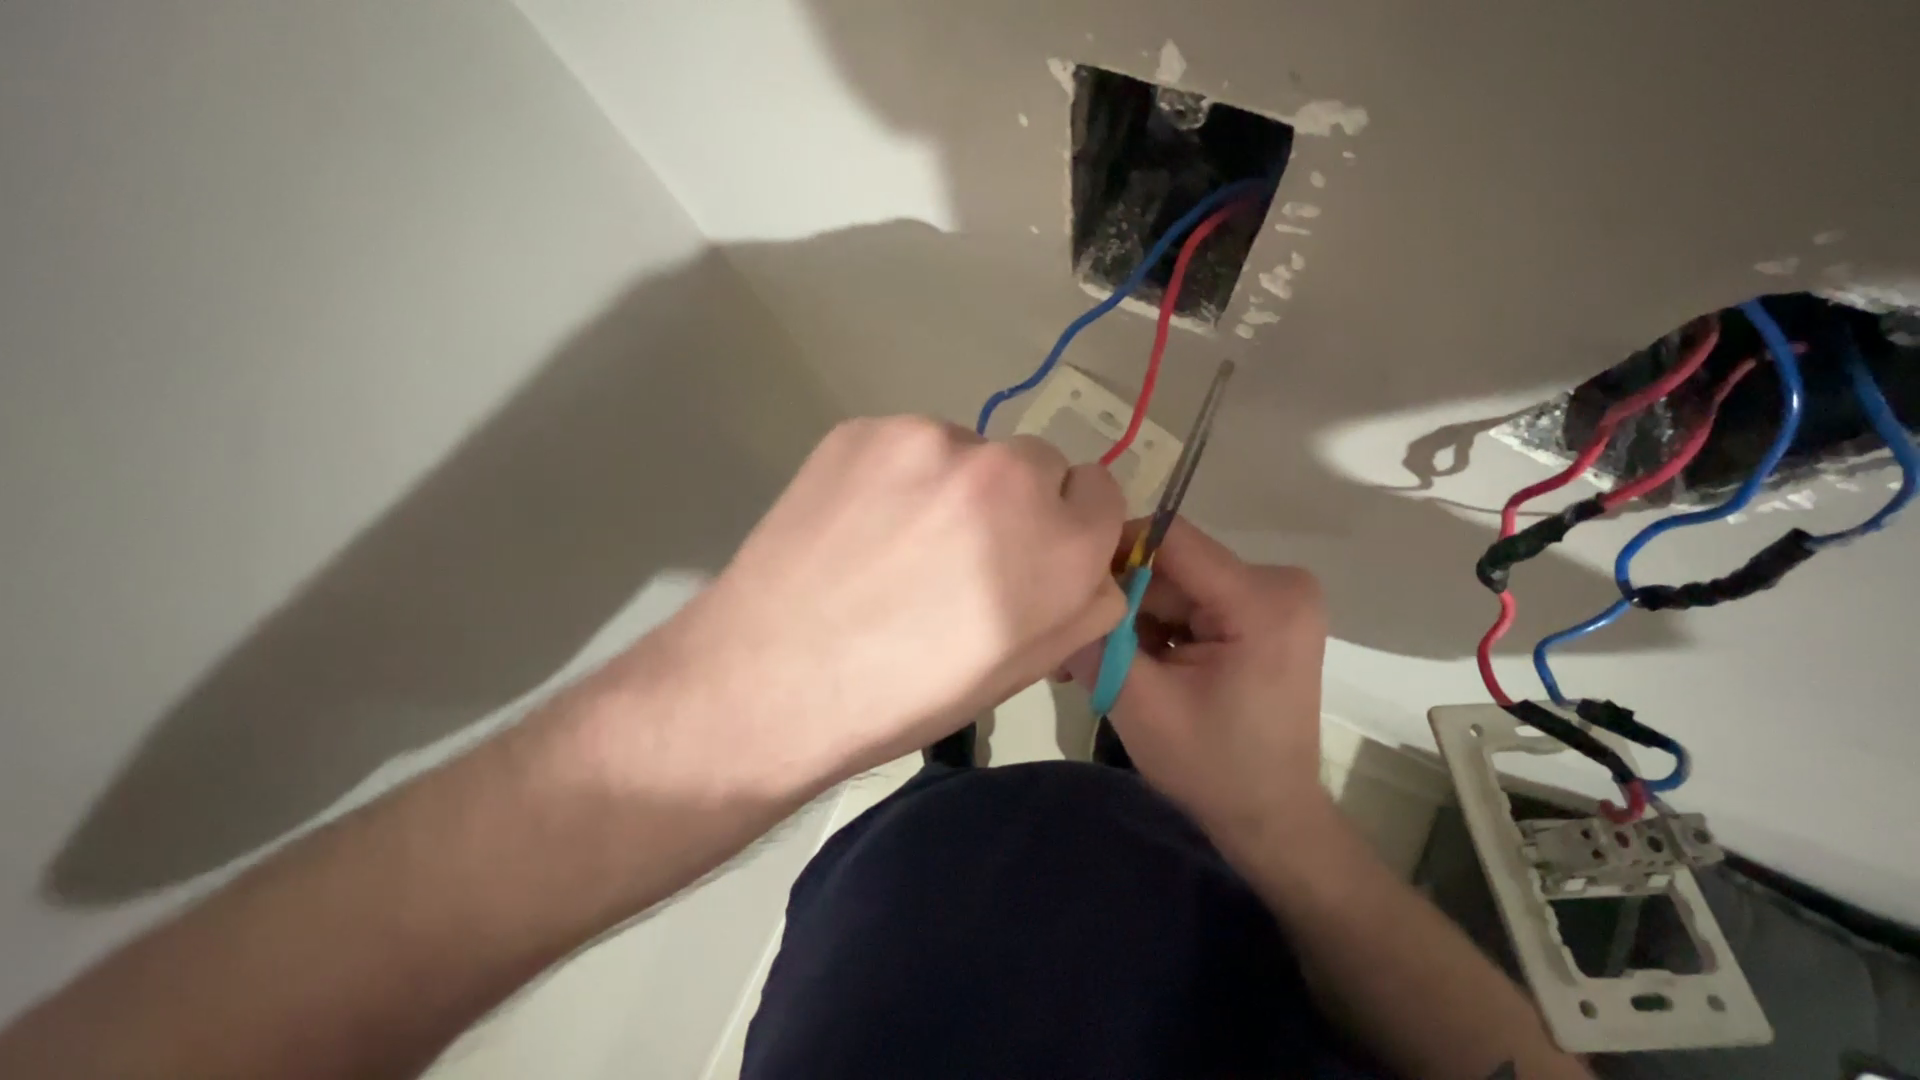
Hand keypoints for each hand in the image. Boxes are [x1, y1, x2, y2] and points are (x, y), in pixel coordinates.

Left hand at [651, 417, 1126, 786]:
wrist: (773, 677)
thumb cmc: (906, 695)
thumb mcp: (1020, 671)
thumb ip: (1083, 607)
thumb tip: (1096, 567)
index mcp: (1061, 542)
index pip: (1102, 490)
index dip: (1069, 524)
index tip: (1031, 550)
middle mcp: (1009, 474)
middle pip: (1039, 463)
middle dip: (1016, 501)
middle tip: (958, 553)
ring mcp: (932, 441)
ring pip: (969, 451)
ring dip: (953, 485)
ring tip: (896, 544)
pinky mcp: (867, 428)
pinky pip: (908, 444)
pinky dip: (897, 475)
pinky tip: (859, 526)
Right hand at [1065, 518, 1329, 857]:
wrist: (1270, 817)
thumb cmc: (1212, 767)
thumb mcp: (1141, 704)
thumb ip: (1098, 641)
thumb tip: (1056, 595)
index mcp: (1262, 600)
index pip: (1171, 540)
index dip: (1113, 551)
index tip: (1068, 584)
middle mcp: (1279, 584)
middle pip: (1173, 568)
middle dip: (1121, 602)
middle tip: (1073, 645)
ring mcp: (1276, 599)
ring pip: (1178, 587)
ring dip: (1135, 621)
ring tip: (1094, 663)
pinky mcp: (1264, 617)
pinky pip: (1195, 604)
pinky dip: (1159, 630)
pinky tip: (1131, 663)